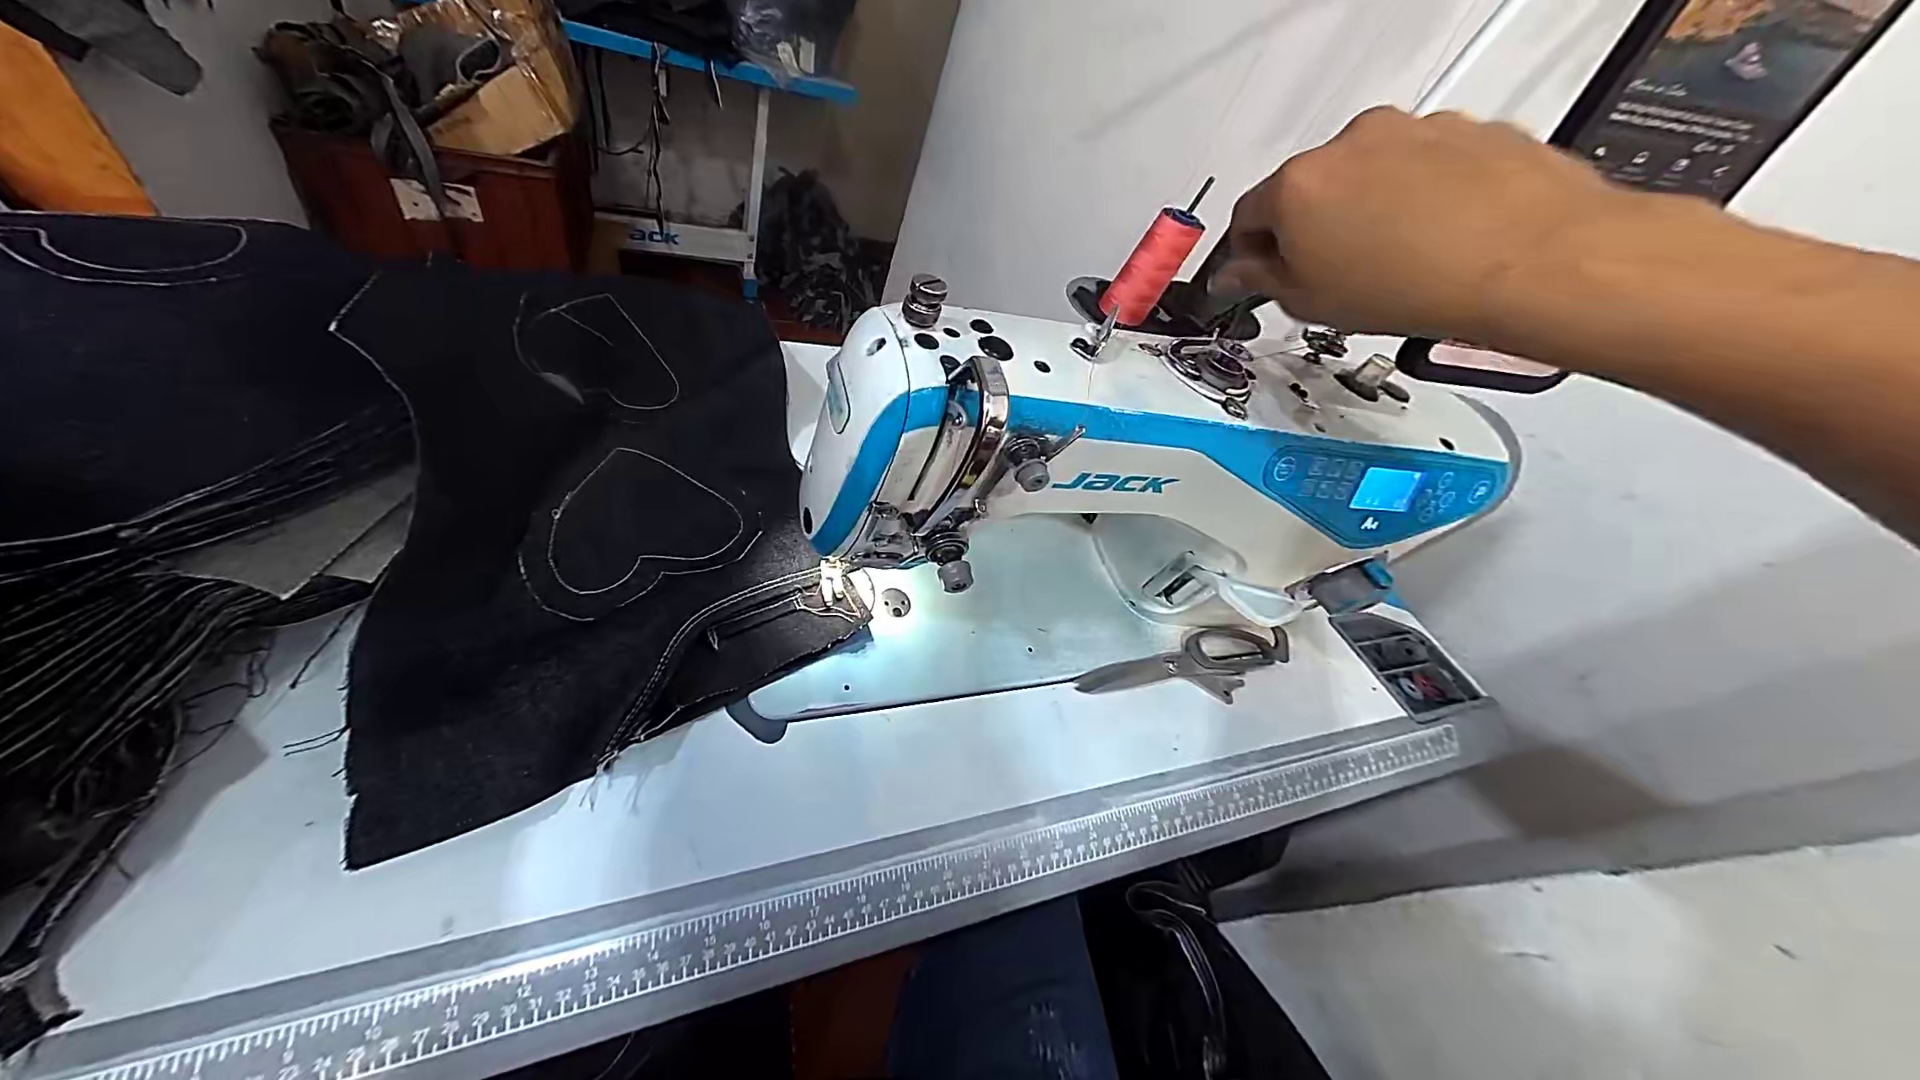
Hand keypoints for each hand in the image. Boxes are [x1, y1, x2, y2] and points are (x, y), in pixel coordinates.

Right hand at [1219, 107, 1643, 341]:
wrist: (1526, 259)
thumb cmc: (1419, 280)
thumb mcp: (1308, 302)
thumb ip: (1260, 280)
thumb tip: (1241, 272)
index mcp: (1296, 185)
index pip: (1246, 216)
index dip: (1248, 252)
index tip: (1259, 271)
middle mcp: (1348, 145)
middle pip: (1303, 190)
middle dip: (1306, 230)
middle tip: (1325, 274)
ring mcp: (1408, 131)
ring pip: (1360, 175)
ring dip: (1359, 212)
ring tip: (1383, 262)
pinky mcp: (1459, 129)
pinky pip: (1415, 165)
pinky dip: (1410, 196)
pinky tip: (1422, 239)